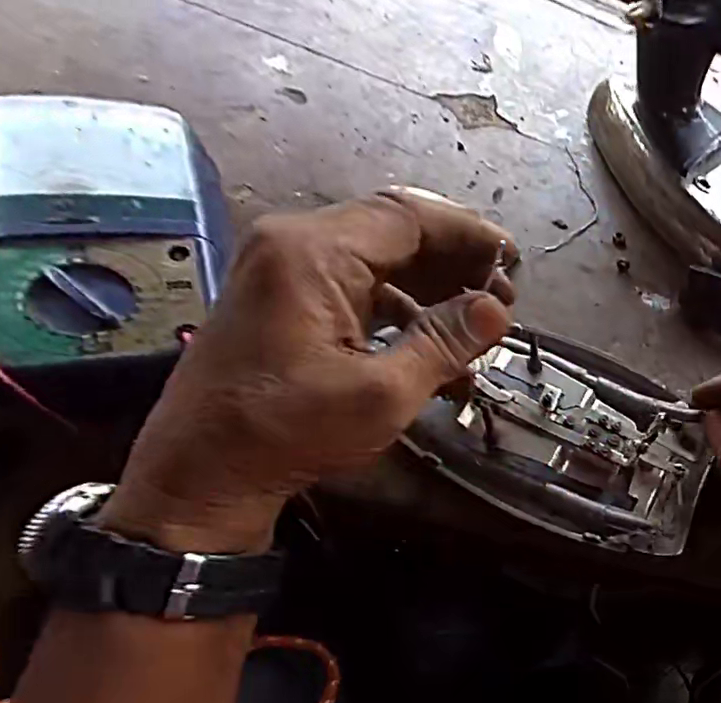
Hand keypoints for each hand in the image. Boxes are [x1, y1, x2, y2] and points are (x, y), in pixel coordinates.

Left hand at [98, 189, 518, 552]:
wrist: (208, 469)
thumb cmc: (292, 429)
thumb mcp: (384, 392)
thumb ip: (444, 343)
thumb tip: (497, 309)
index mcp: (314, 254)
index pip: (408, 217)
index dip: (468, 233)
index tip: (512, 257)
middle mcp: (295, 247)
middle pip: (395, 235)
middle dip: (457, 265)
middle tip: (504, 300)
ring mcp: (288, 275)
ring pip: (382, 265)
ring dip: (436, 295)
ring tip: (479, 331)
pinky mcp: (288, 304)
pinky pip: (361, 292)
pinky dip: (405, 316)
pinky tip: (439, 356)